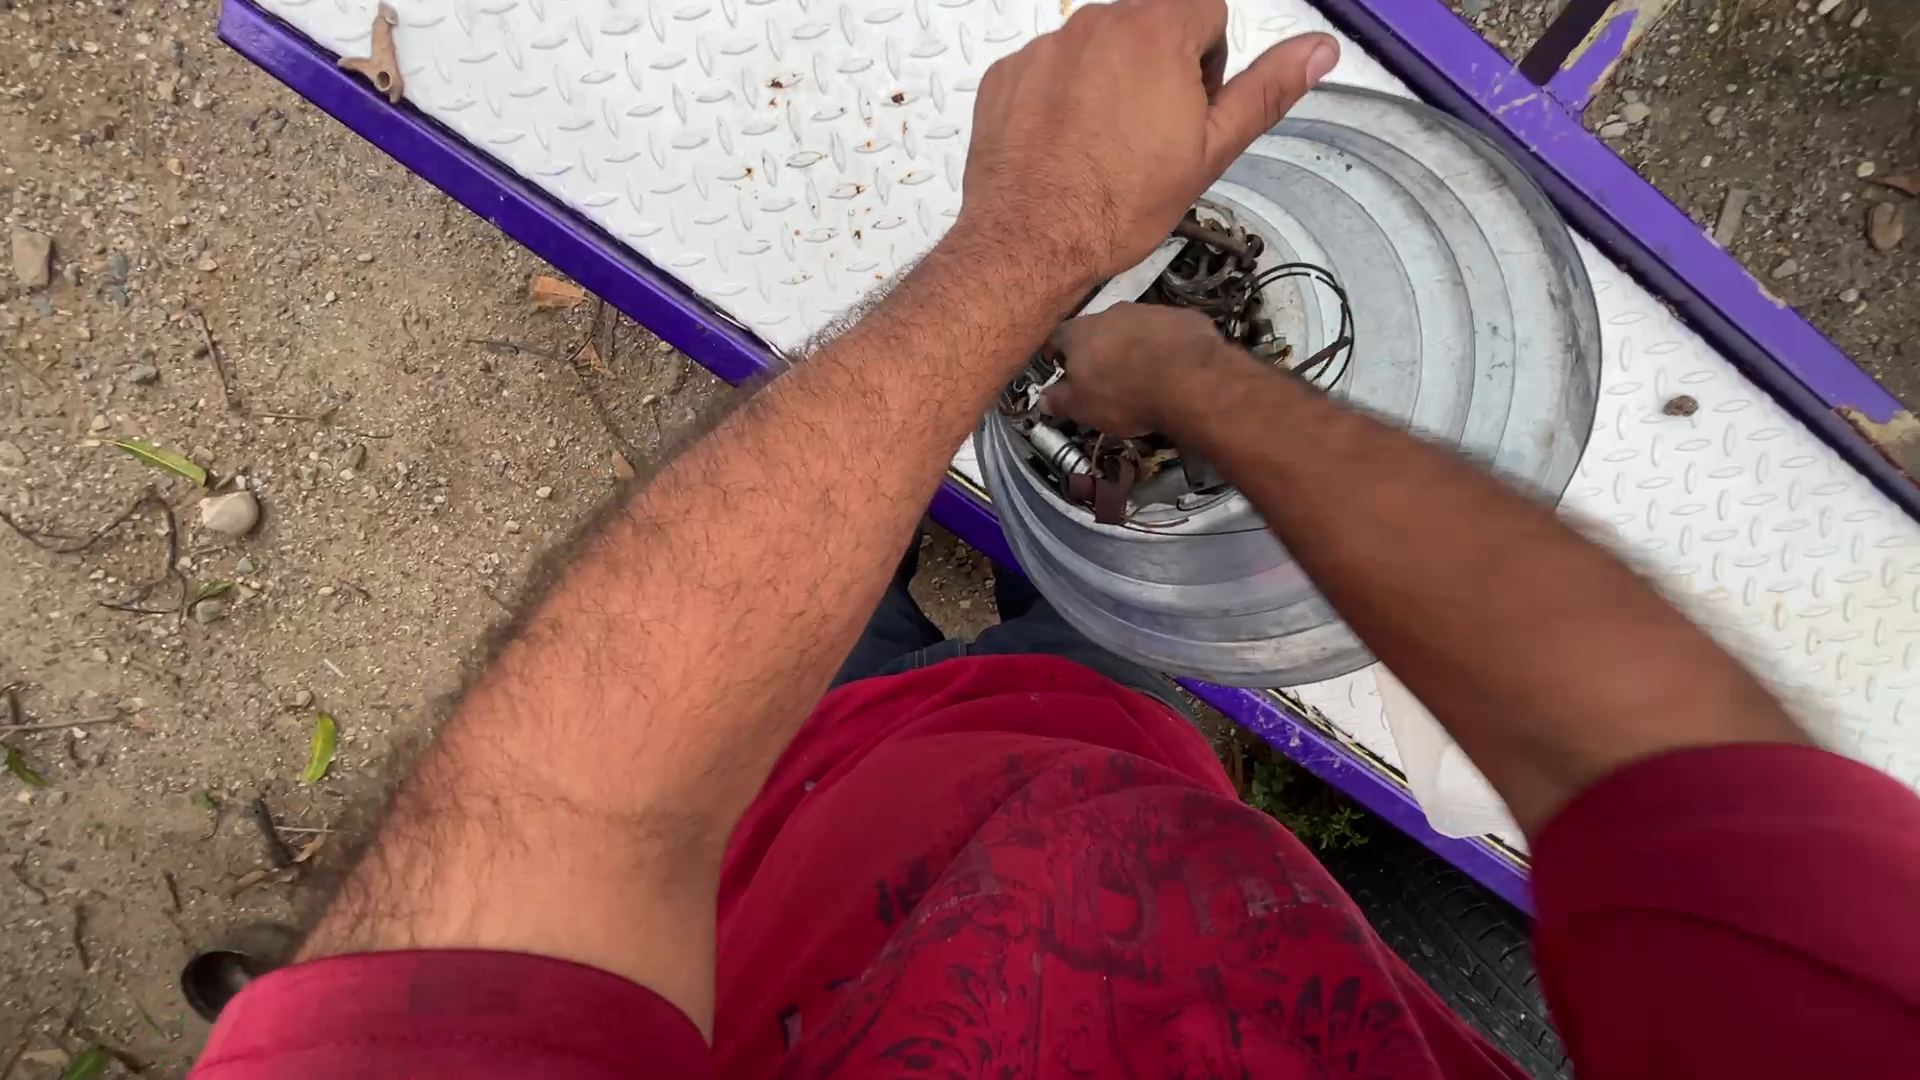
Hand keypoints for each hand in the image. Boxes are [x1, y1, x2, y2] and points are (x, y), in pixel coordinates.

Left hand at [957, 1, 1337, 284]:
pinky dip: (1054, 102)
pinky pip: (1044, 74)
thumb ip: (1262, 94)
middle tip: (1140, 143)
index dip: (1204, 69)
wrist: (1030, 246)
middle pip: (1146, 28)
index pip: (1204, 16)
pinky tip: (1056, 151)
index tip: (1184, 117)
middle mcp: (1096, 23)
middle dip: (1152, 73)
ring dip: (1103, 86)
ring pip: (1093, 52)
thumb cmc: (1117, 210)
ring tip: (1095, 153)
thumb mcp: (1207, 156)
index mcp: (1157, 30)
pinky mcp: (1004, 78)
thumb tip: (1319, 49)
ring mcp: (1044, 49)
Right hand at [1040, 302, 1230, 435]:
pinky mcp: (1181, 317)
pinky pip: (1164, 332)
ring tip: (1137, 373)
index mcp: (1079, 333)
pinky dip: (1161, 346)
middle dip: (1094, 349)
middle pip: (1095, 329)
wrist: (1188, 380)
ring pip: (1131, 328)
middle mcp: (1111, 313)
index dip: (1054, 353)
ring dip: (1129, 345)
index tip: (1055, 365)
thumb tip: (1043, 398)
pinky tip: (1168, 367)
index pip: (1056, 338)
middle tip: (1099, 374)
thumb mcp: (1082, 408)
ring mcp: (1149, 311)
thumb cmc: (1124, 395)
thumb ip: (1059, 400)